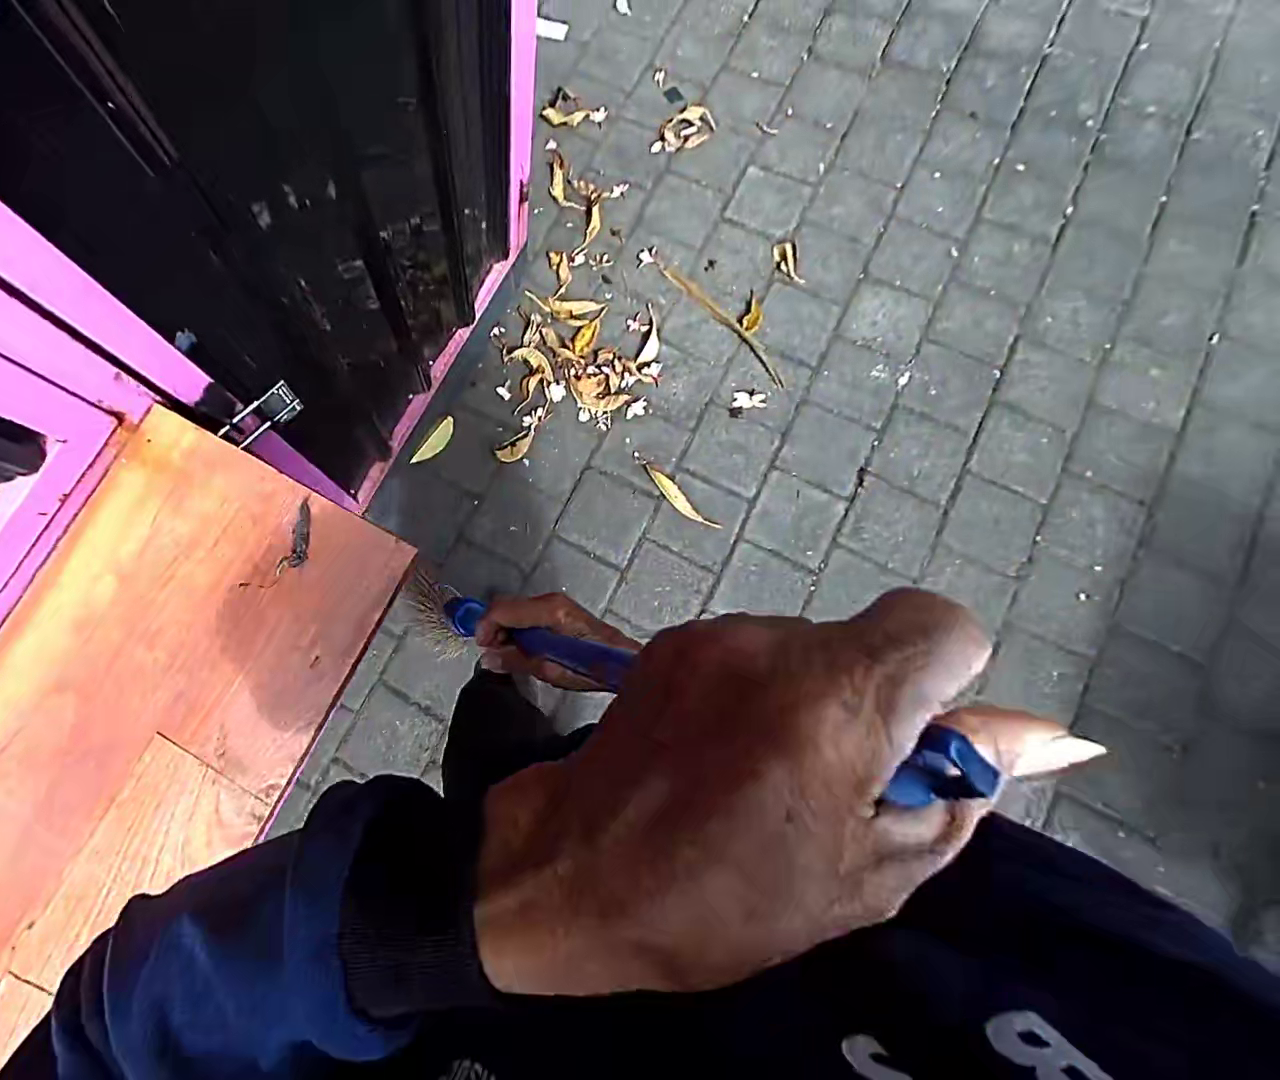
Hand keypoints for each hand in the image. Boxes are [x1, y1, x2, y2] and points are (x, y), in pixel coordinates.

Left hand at [471, 589, 1103, 995]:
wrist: (578, 871)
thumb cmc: (728, 894)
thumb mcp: (872, 865)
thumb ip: (960, 785)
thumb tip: (1045, 734)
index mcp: (826, 692)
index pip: (936, 622)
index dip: (945, 677)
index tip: (913, 737)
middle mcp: (757, 641)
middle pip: (857, 641)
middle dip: (866, 698)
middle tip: (829, 777)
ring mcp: (697, 637)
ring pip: (795, 647)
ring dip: (803, 696)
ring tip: (762, 770)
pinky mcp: (656, 647)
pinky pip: (737, 654)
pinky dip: (749, 690)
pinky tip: (718, 749)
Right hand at [475, 593, 642, 691]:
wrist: (625, 663)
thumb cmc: (591, 669)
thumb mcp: (550, 671)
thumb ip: (516, 661)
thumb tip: (487, 658)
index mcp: (549, 612)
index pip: (502, 610)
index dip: (485, 627)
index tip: (482, 647)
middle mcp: (550, 600)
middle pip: (505, 605)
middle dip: (492, 627)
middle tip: (492, 652)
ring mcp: (554, 602)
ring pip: (513, 608)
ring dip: (503, 627)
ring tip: (506, 652)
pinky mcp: (558, 608)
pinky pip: (524, 612)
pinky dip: (515, 626)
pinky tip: (522, 646)